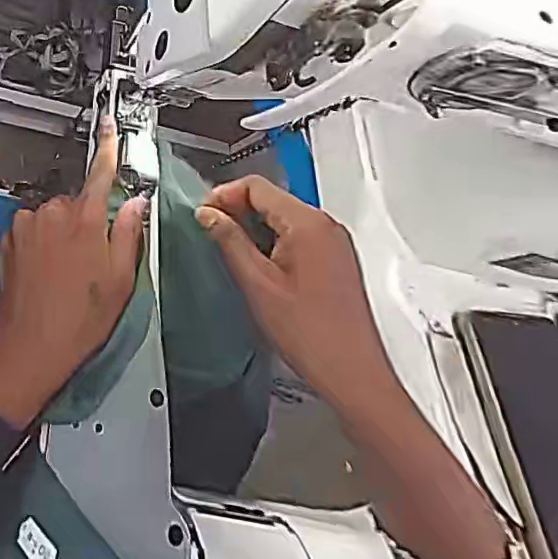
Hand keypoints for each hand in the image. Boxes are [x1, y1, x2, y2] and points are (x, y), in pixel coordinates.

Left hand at [0, 116, 145, 428]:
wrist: (27, 350)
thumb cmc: (78, 321)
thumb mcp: (120, 280)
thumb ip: (130, 232)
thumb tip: (136, 203)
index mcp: (85, 219)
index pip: (101, 171)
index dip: (109, 147)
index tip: (109, 127)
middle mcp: (52, 213)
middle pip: (79, 200)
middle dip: (89, 219)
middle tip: (94, 258)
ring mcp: (26, 224)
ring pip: (56, 215)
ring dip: (64, 233)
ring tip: (68, 272)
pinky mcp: (8, 237)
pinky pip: (34, 228)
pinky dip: (43, 242)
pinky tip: (48, 272)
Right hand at [195, 176, 392, 413]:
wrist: (352, 372)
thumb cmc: (312, 335)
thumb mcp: (257, 283)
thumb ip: (229, 241)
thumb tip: (209, 215)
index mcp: (307, 224)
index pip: (257, 187)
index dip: (224, 195)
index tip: (205, 213)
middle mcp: (326, 226)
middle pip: (272, 198)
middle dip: (238, 210)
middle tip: (212, 230)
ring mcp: (334, 242)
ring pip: (284, 216)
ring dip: (255, 227)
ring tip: (233, 251)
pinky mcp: (336, 258)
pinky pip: (299, 234)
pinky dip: (274, 241)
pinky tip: (259, 266)